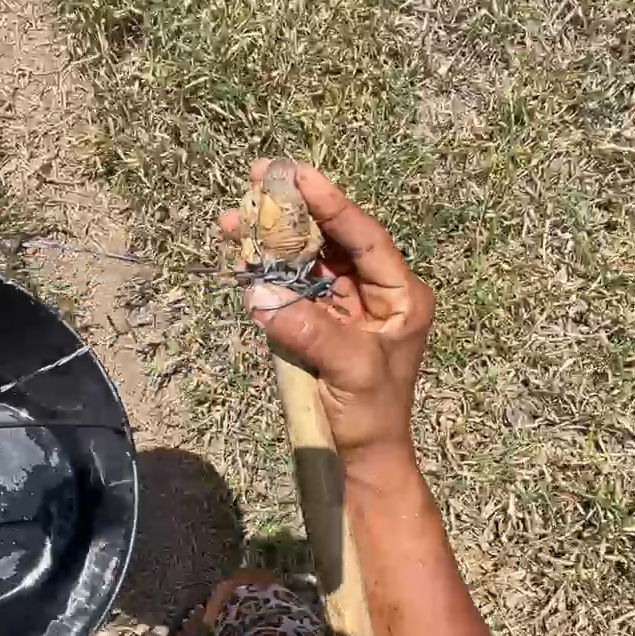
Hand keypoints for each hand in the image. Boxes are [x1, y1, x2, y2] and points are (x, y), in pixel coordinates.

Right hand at [220, 160, 434, 465]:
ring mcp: (340, 308)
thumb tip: (261, 296)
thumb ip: (312, 331)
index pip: (365, 239)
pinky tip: (241, 255)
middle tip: (259, 177)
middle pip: (331, 240)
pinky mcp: (313, 324)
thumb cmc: (371, 416)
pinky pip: (288, 289)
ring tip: (235, 217)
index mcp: (399, 296)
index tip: (300, 176)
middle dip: (294, 212)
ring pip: (305, 261)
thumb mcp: (352, 371)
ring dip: (271, 240)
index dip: (332, 205)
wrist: (359, 459)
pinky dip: (264, 273)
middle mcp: (371, 293)